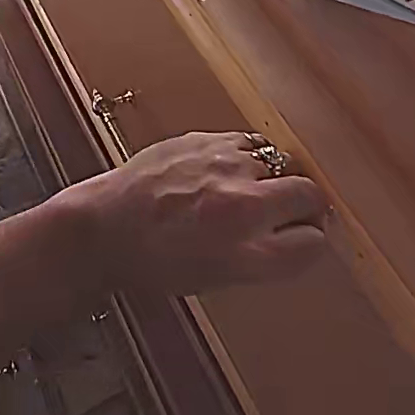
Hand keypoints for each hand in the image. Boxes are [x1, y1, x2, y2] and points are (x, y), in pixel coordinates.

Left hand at [58, 131, 330, 295]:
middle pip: (304, 190)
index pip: (312, 229)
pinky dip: (243, 160)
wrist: (102, 227)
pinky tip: (220, 176)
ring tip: (244, 196)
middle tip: (276, 219)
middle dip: (299, 205)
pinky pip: (243, 144)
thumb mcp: (220, 275)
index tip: (302, 237)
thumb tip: (311, 236)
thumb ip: (274, 257)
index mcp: (243, 227)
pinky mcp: (196, 139)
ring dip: (272, 179)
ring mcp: (216, 158)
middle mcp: (235, 188)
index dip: (311, 235)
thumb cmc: (155, 260)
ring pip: (276, 162)